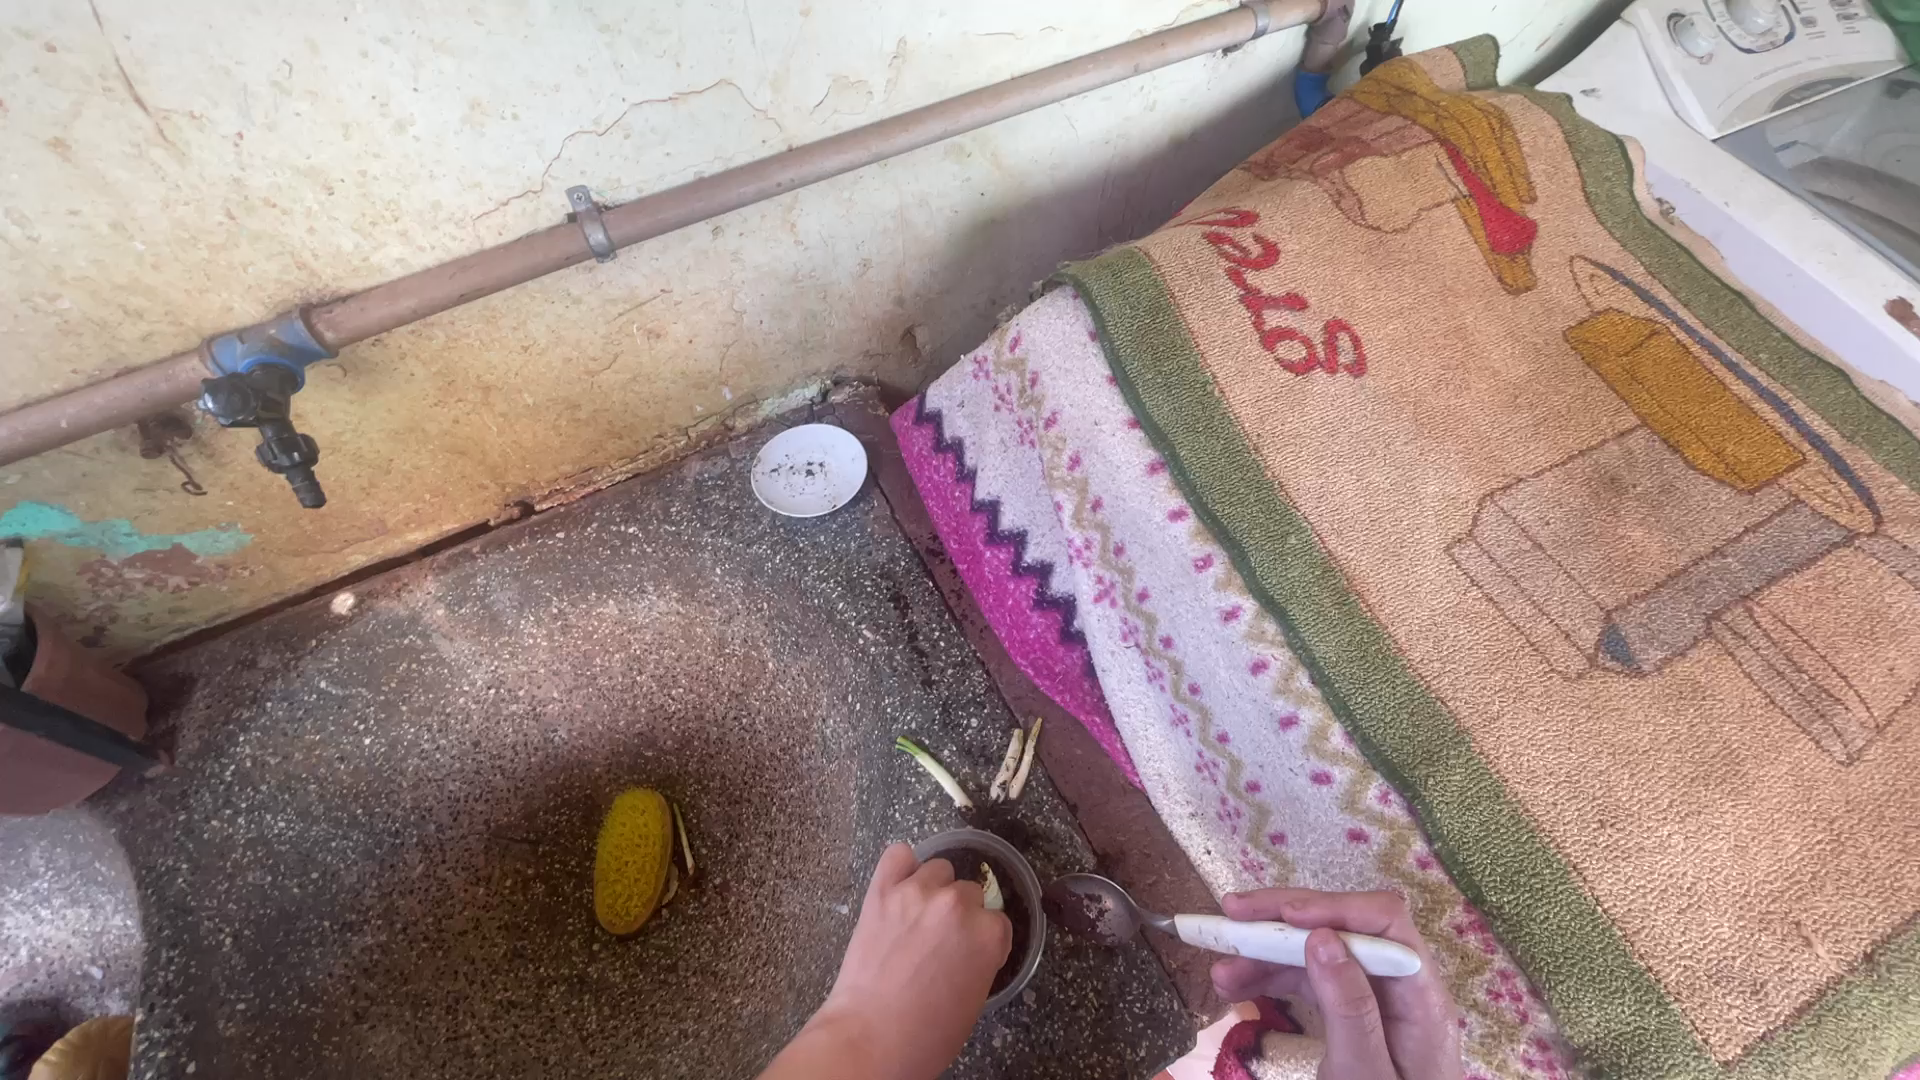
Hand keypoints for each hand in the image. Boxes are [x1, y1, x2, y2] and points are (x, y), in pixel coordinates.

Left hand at [766, 843, 1011, 1079]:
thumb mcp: (973, 1000)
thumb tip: (972, 941)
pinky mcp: (882, 889)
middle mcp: (956, 903)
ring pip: (939, 868)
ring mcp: (918, 891)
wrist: (869, 1040)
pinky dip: (900, 866)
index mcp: (987, 933)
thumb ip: (980, 957)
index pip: (997, 920)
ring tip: (918, 915)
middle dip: (960, 914)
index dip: (984, 940)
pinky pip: (897, 854)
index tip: (970, 955)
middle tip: (941, 940)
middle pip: (969, 891)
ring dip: (933, 888)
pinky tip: (899, 886)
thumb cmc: (925, 1034)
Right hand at [1209, 889, 1460, 1079]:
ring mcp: (1371, 995)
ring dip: (1263, 952)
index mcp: (1419, 998)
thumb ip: (1349, 1009)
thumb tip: (1322, 937)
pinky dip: (1268, 976)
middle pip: (1339, 926)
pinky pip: (1304, 976)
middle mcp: (1397, 985)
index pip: (1384, 922)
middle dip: (1281, 919)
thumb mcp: (1363, 1076)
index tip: (1283, 915)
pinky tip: (1234, 986)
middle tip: (1231, 914)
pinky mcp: (1347, 1007)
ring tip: (1221, 973)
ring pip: (1313, 949)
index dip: (1333, 908)